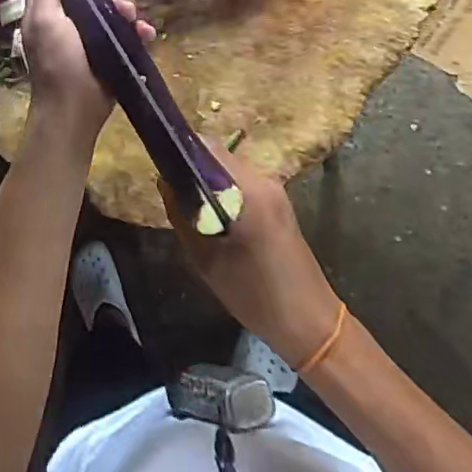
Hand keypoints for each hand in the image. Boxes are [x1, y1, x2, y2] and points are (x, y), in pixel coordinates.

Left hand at [21, 0, 152, 149]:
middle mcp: (63, 21)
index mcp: (43, 12)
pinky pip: (126, 35)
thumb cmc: (57, 62)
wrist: (75, 109)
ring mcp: (86, 38)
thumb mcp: (47, 21)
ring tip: (130, 13)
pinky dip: (138, 31)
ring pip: (106, 9)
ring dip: (122, 6)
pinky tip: (146, 33)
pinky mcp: (108, 53)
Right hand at [160, 139, 343, 367]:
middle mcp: (263, 180)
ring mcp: (274, 190)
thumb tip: (165, 182)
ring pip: (229, 170)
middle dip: (192, 167)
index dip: (180, 152)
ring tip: (189, 207)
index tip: (162, 168)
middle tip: (173, 192)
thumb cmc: (254, 294)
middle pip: (217, 156)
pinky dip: (223, 191)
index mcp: (248, 190)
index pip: (206, 147)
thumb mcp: (205, 258)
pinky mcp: (278, 203)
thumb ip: (181, 214)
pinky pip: (241, 184)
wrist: (309, 324)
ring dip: (207, 181)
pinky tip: (212, 216)